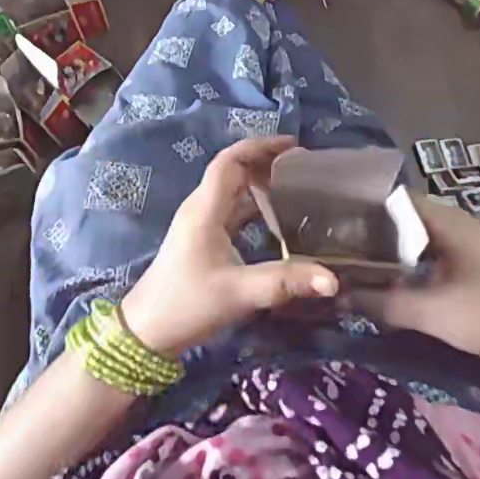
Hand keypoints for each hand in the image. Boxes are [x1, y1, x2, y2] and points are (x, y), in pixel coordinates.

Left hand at [120, 136, 339, 356]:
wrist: (147, 332)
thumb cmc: (187, 305)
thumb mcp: (238, 293)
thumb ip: (284, 282)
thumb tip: (333, 280)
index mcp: (204, 209)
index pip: (230, 161)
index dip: (260, 146)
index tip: (293, 146)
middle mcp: (201, 209)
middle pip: (233, 171)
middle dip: (266, 163)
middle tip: (304, 169)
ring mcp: (200, 225)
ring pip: (233, 192)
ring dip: (260, 185)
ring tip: (298, 189)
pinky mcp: (203, 241)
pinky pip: (232, 212)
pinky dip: (254, 207)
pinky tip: (278, 221)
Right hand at [346, 200, 479, 367]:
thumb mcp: (429, 312)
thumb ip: (380, 303)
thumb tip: (337, 295)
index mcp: (447, 220)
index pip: (393, 198)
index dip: (363, 209)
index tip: (336, 226)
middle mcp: (449, 221)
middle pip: (396, 216)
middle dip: (367, 231)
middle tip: (335, 246)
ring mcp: (453, 240)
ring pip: (404, 234)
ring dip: (380, 248)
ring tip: (347, 260)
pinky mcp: (453, 260)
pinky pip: (414, 250)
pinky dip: (394, 260)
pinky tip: (374, 276)